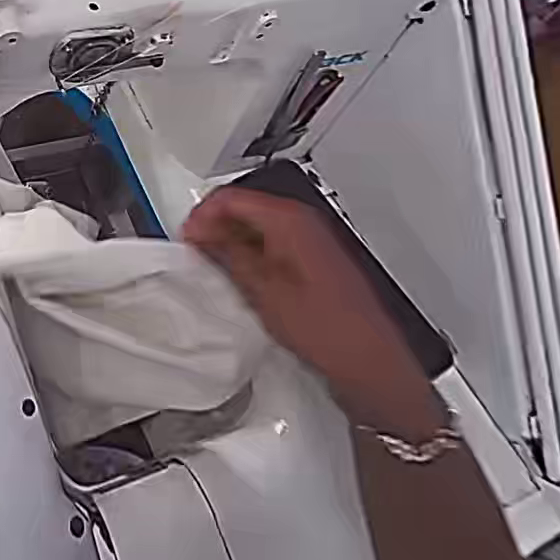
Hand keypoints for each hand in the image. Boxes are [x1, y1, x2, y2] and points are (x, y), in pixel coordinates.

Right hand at [183, 187, 445, 435]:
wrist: (372, 363)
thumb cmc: (330, 331)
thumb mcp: (264, 292)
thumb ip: (229, 255)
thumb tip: (205, 235)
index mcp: (289, 220)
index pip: (232, 197)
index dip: (203, 214)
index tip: (187, 236)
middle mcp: (302, 221)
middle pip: (244, 206)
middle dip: (215, 225)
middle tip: (194, 250)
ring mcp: (309, 239)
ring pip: (256, 224)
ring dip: (230, 239)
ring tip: (212, 265)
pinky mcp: (312, 258)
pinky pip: (271, 241)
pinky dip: (249, 252)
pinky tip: (239, 276)